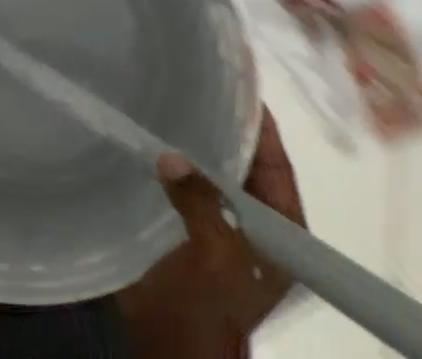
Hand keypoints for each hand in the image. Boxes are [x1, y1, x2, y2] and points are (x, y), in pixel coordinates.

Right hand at [118, 107, 303, 357]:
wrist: (173, 344)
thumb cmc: (208, 303)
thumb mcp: (214, 253)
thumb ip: (201, 203)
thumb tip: (171, 155)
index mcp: (282, 232)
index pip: (276, 168)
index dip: (262, 129)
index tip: (241, 87)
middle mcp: (255, 226)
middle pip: (242, 167)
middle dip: (221, 131)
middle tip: (191, 87)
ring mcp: (219, 230)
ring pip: (208, 176)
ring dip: (188, 147)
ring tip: (160, 107)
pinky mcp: (184, 232)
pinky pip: (179, 189)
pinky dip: (165, 166)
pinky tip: (139, 144)